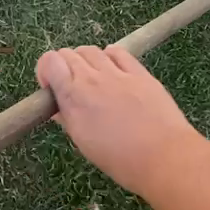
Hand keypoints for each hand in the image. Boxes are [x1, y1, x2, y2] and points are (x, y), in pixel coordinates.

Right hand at [35, 45, 209, 198]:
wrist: (163, 157)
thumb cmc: (120, 159)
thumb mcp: (83, 142)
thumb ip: (67, 117)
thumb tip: (58, 106)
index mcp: (73, 96)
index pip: (49, 61)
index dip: (46, 70)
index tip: (52, 86)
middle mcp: (91, 78)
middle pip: (68, 53)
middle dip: (65, 66)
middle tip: (73, 86)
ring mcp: (116, 73)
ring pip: (91, 50)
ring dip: (86, 60)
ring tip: (93, 79)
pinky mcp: (139, 72)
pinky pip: (117, 52)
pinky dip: (109, 56)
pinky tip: (113, 69)